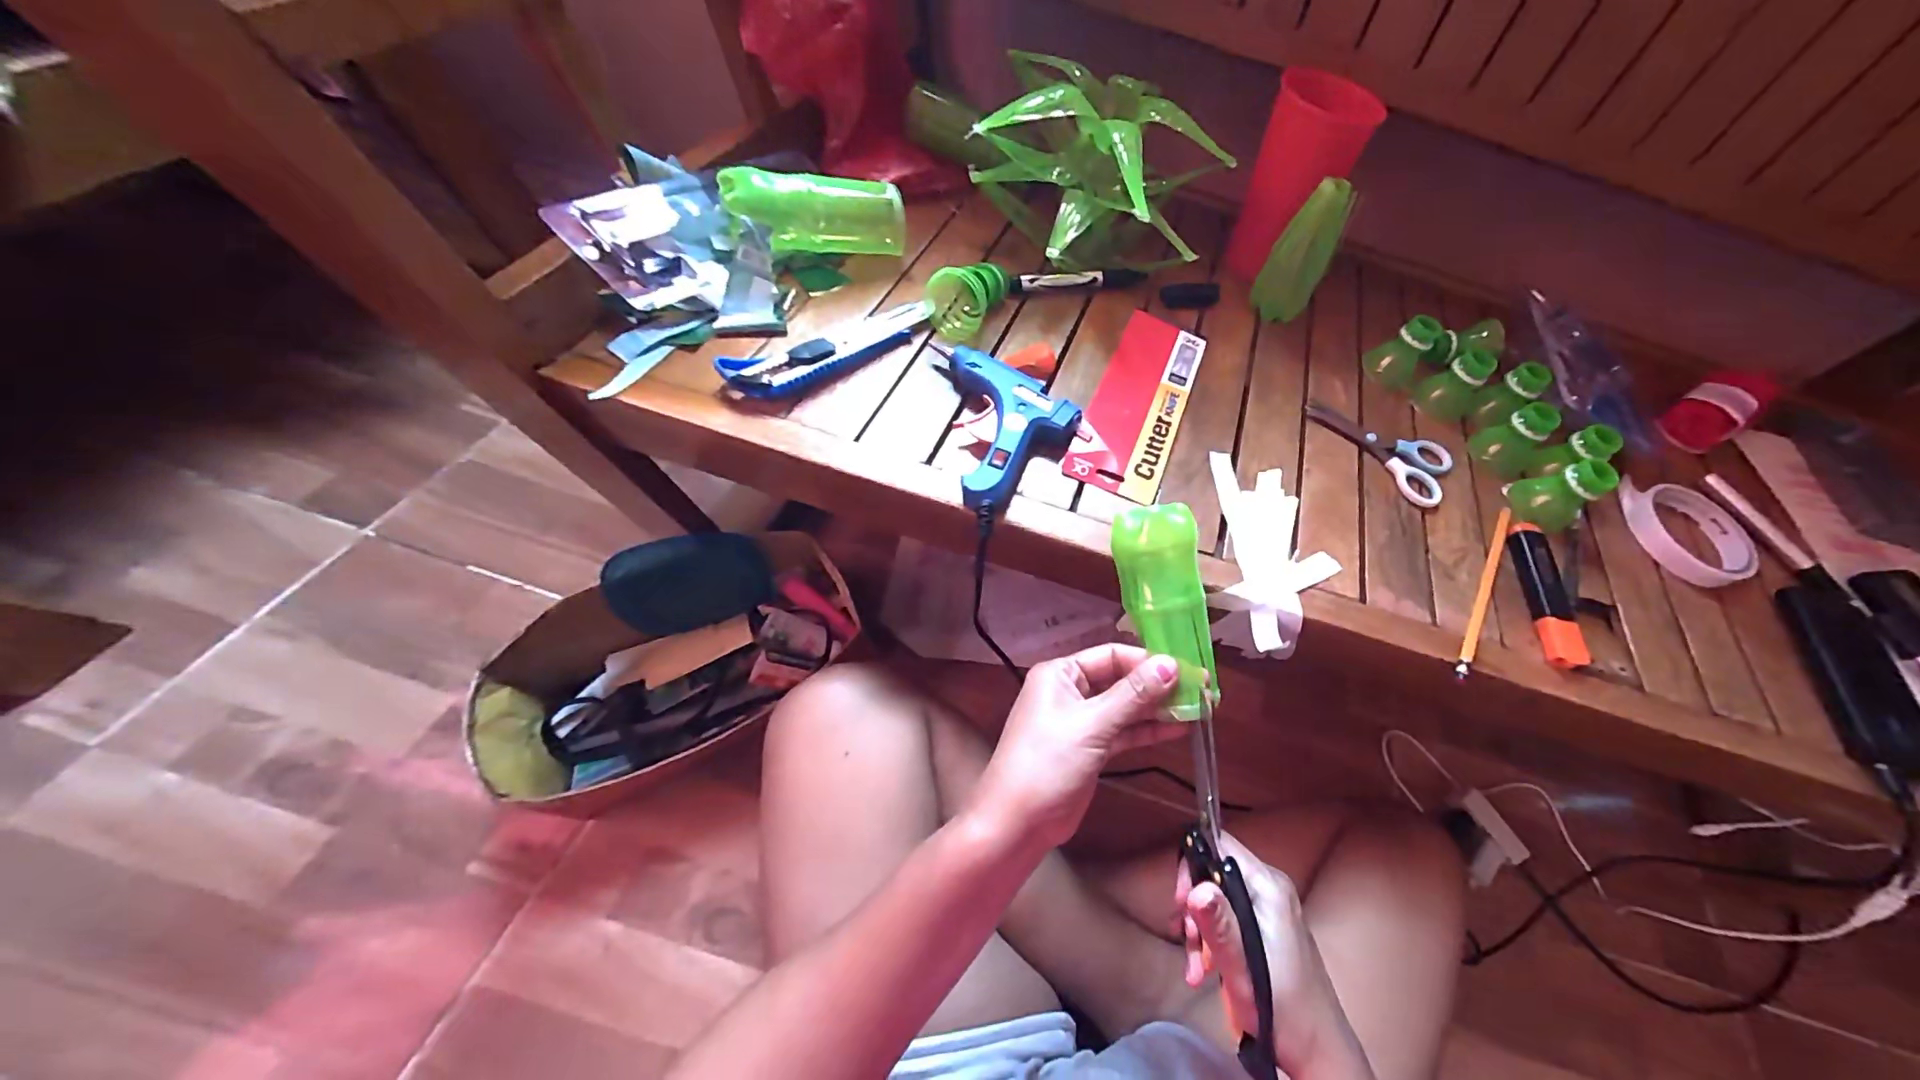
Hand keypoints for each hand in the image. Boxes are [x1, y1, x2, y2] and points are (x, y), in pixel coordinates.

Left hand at [967, 645, 1185, 848]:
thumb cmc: (1047, 763)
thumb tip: (1170, 664)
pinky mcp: (1090, 748)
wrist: (1018, 821)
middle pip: (1121, 680)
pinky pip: (1123, 731)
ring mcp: (1080, 721)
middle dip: (1158, 685)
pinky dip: (1148, 730)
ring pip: (1125, 707)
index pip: (1111, 656)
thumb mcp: (1092, 725)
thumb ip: (1133, 696)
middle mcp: (1069, 691)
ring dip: (1158, 708)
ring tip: (1201, 709)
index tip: (1189, 670)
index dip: (1149, 661)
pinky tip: (1178, 728)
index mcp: (1060, 674)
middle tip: (1203, 690)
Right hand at [1178, 833, 1373, 1079]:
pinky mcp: (1265, 928)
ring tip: (1196, 966)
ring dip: (1198, 928)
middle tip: (1188, 940)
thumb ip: (1219, 926)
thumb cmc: (1283, 1012)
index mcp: (1268, 887)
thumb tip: (1196, 889)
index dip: (1191, 863)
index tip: (1182, 901)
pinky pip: (1225, 917)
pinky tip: (1204, 970)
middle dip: (1192, 905)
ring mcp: (1268, 909)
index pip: (1218, 843)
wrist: (1320, 1056)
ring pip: (1214, 896)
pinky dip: (1209, 940)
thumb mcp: (1242, 969)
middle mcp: (1270, 889)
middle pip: (1211, 871)